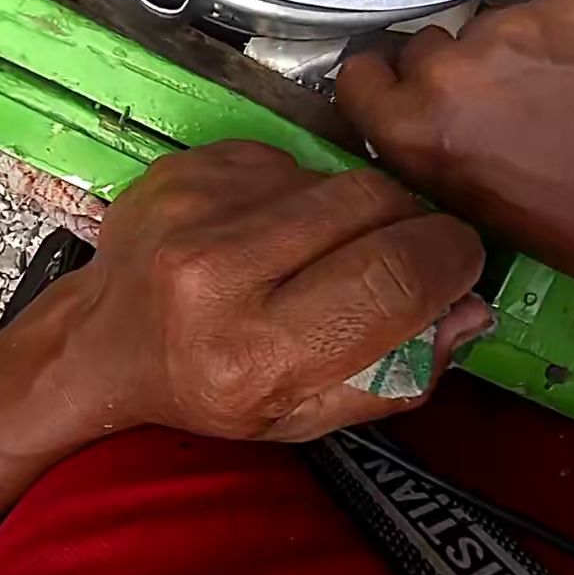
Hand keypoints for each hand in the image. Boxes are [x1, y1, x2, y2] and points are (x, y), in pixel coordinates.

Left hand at [24, 141, 490, 442]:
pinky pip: (282, 159)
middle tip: (393, 251)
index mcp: (253, 349)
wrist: (103, 336)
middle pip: (370, 204)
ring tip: (313, 247)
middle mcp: (217, 268)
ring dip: (347, 209)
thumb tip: (470, 307)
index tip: (455, 263)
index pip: (392, 277)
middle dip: (407, 223)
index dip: (449, 261)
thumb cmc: (203, 387)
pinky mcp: (183, 166)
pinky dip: (295, 189)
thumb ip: (396, 375)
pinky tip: (265, 225)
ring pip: (330, 175)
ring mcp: (193, 205)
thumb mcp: (299, 415)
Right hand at [337, 0, 573, 330]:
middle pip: (421, 44)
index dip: (380, 85)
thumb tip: (415, 106)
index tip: (404, 95)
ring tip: (565, 86)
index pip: (356, 74)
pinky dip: (569, 28)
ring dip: (510, 48)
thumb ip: (423, 143)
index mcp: (413, 130)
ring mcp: (519, 24)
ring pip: (489, 22)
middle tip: (497, 101)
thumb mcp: (466, 202)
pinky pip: (551, 3)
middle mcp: (451, 69)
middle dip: (448, 69)